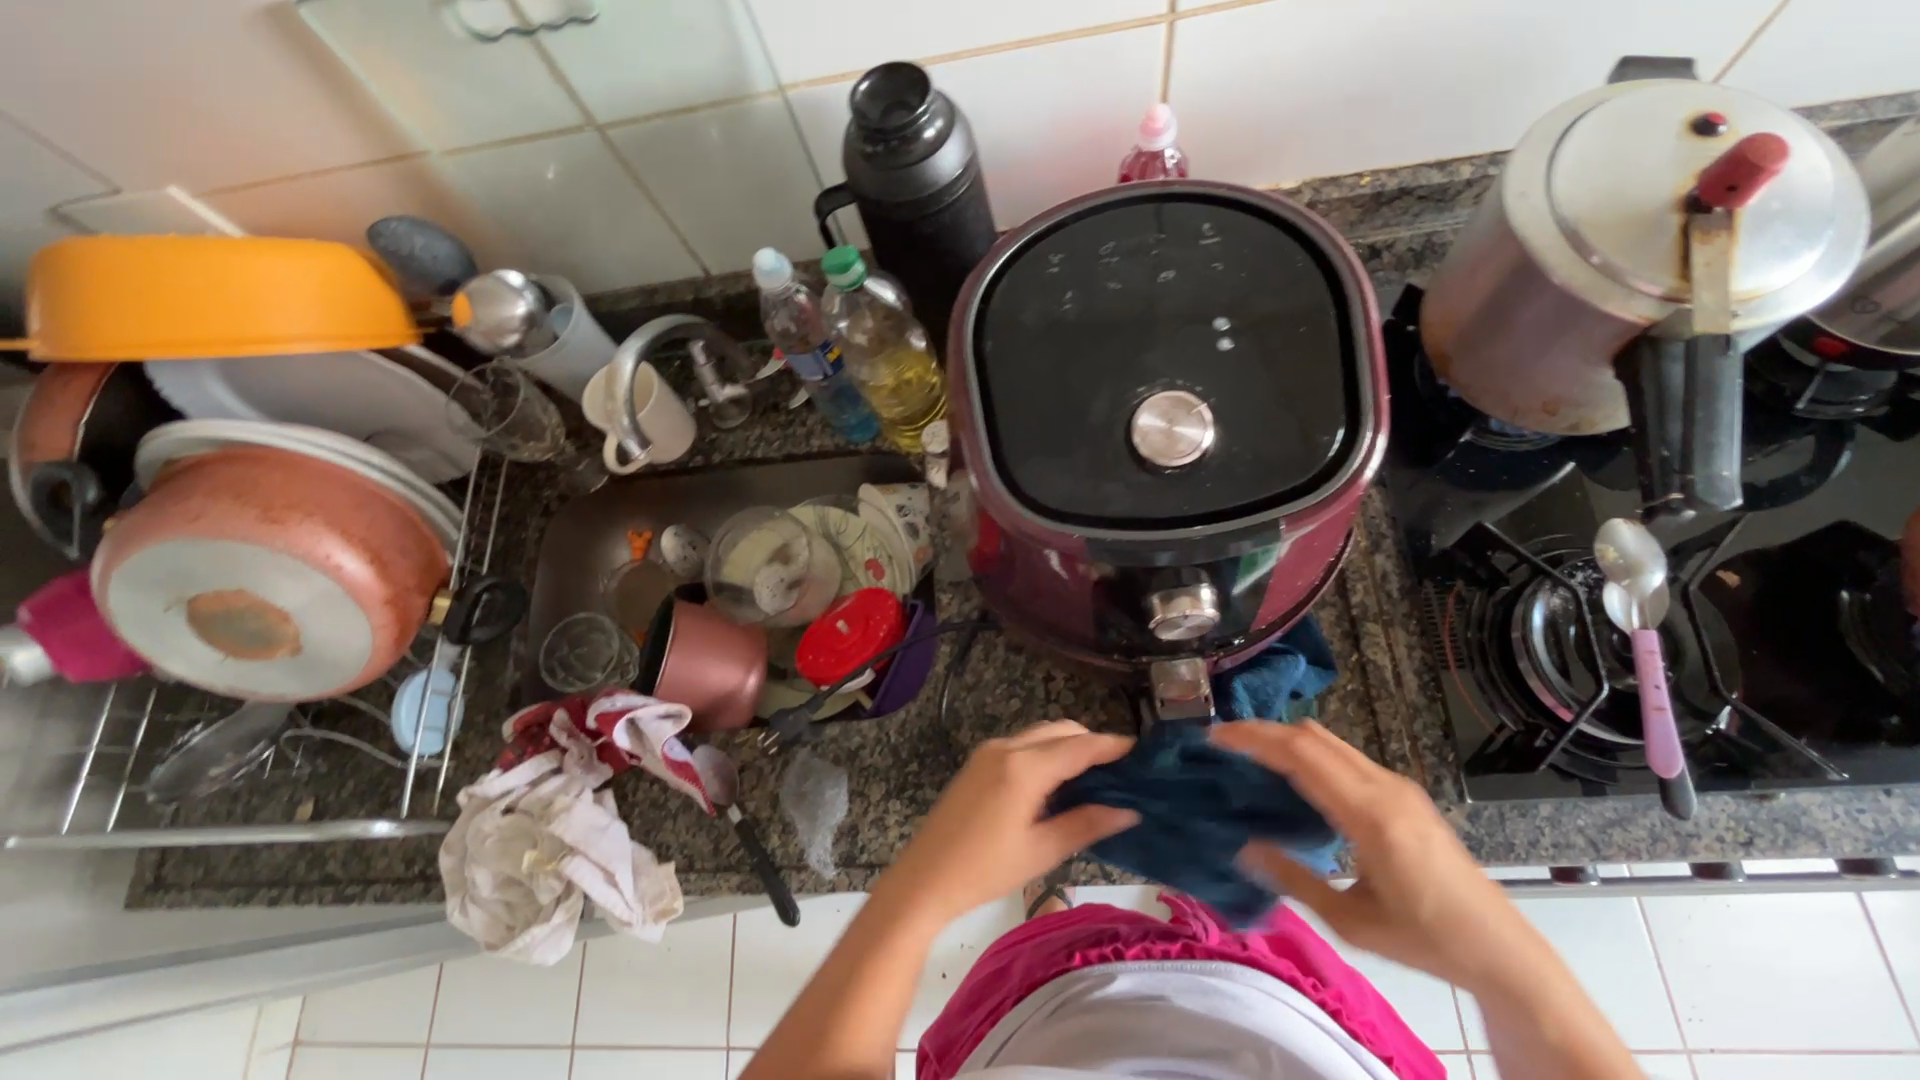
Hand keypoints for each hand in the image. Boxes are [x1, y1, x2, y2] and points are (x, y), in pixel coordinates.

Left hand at [874, 720, 1138, 927]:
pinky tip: (1059, 784)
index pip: (1080, 746)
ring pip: (1040, 735)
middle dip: (1092, 743)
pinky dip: (1046, 753)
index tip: (1144, 753)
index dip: (1113, 746)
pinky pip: (1022, 746)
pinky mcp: (977, 763)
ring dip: (1068, 746)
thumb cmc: (984, 870)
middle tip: (1121, 772)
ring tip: (1095, 779)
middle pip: (1060, 730)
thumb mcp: (1041, 851)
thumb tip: (1129, 810)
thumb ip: (1086, 824)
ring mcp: (988, 752)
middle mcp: (1006, 748)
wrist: (922, 880)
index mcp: (1023, 767)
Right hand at [1211, 720, 1551, 993]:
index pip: (1301, 755)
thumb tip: (1244, 848)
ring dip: (1287, 740)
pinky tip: (1292, 778)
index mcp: (1370, 815)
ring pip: (1331, 743)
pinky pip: (1346, 759)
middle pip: (1314, 737)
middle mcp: (1385, 787)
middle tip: (1223, 742)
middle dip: (1264, 731)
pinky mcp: (1404, 795)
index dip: (1254, 739)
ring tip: (1248, 756)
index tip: (1215, 736)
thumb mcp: (1349, 920)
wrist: (1500, 948)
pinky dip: (1309, 755)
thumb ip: (1294, 879)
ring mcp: (1398, 787)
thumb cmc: (1424, 939)